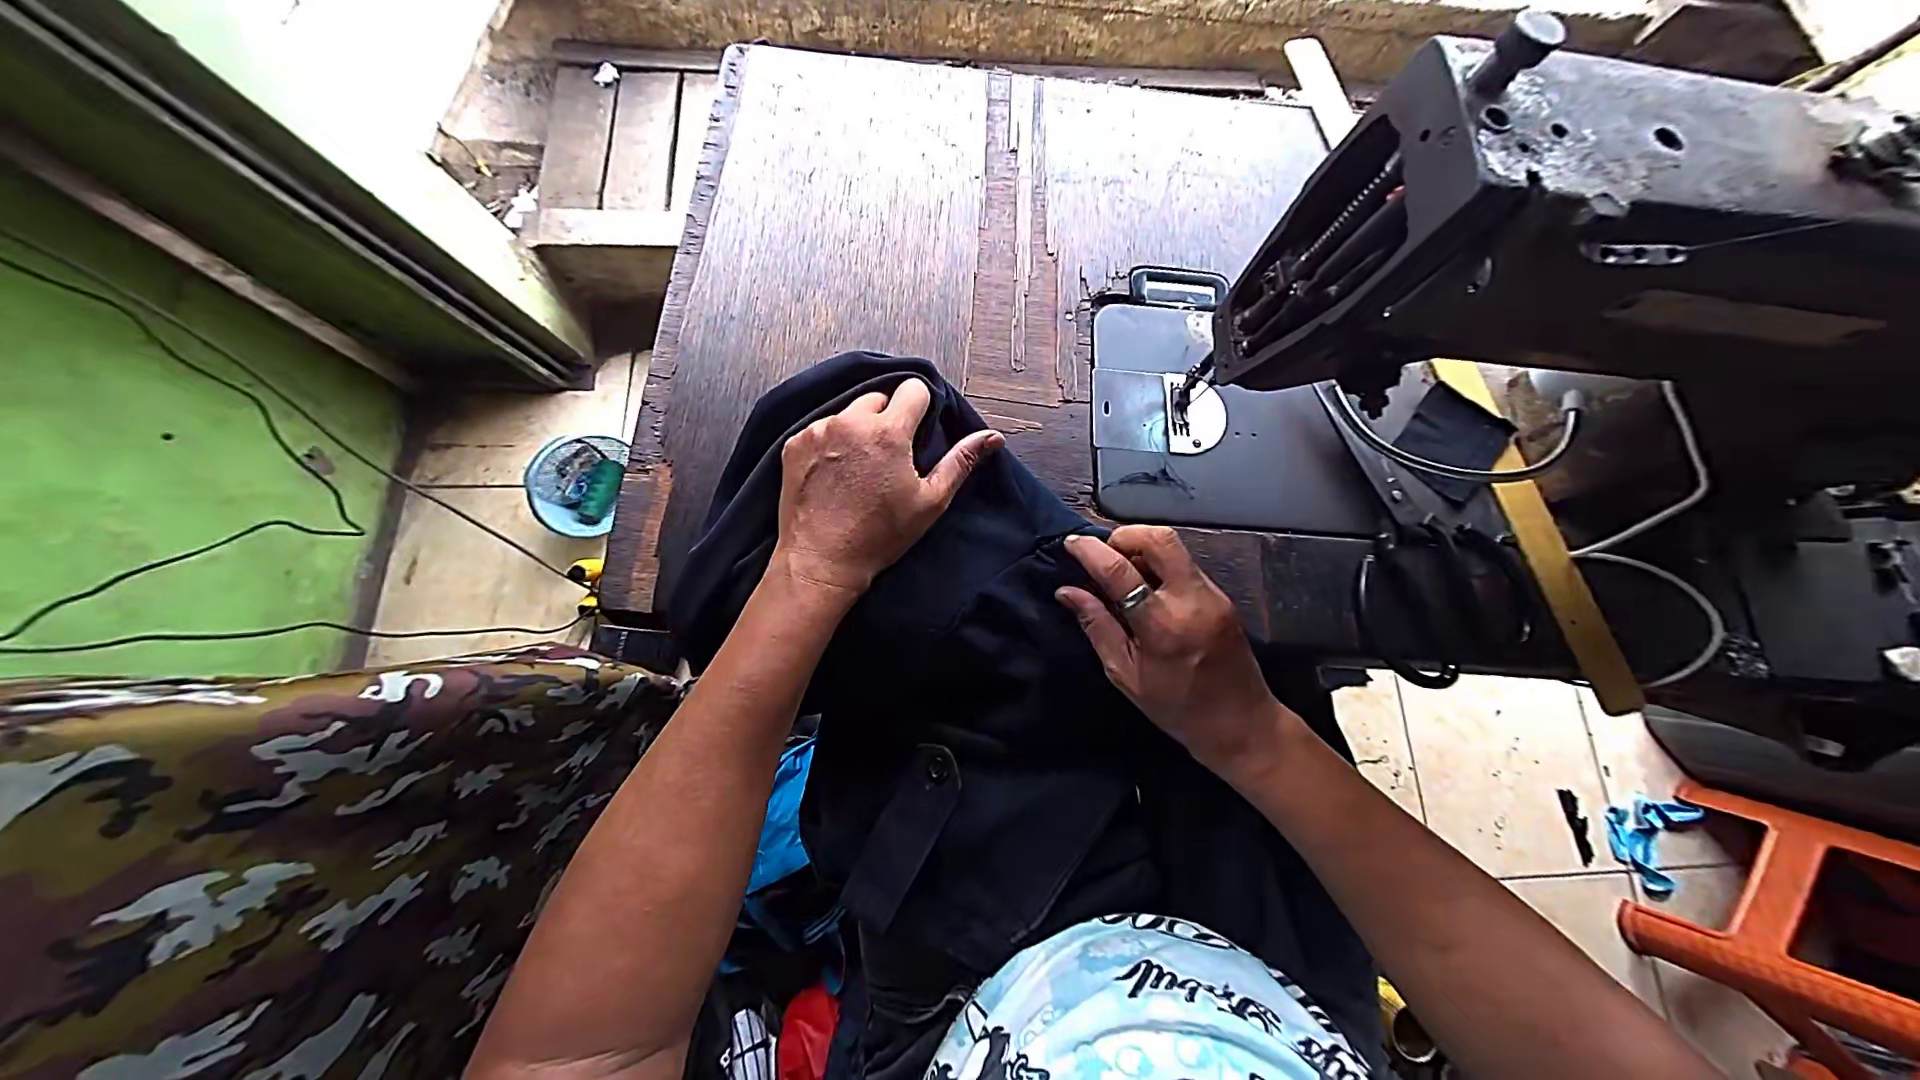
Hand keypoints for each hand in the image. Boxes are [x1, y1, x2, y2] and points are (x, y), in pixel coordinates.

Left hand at [772, 378, 1003, 599]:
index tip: (917, 432)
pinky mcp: (795, 444)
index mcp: (888, 432)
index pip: (912, 389)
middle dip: (887, 420)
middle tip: (888, 460)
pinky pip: (821, 429)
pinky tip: (835, 475)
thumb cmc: (879, 535)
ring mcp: (818, 431)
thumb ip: (961, 461)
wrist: (822, 561)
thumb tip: (992, 436)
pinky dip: (830, 443)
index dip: (921, 408)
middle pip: (879, 398)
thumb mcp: (930, 501)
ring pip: (848, 414)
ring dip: (858, 431)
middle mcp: (851, 422)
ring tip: (859, 470)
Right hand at [1056, 527, 1296, 775]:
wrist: (1242, 724)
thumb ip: (1097, 627)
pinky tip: (1144, 588)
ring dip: (1141, 547)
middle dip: (1123, 536)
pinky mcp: (1222, 596)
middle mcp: (1192, 600)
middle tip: (1103, 555)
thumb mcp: (1125, 674)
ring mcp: (1212, 594)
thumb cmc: (1177, 708)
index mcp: (1163, 626)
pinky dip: (1158, 564)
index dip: (1090, 550)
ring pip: (1174, 546)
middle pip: (1158, 539)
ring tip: (1120, 572)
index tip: (1071, 543)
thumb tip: (1067, 591)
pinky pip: (1183, 564)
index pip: (1121, 571)